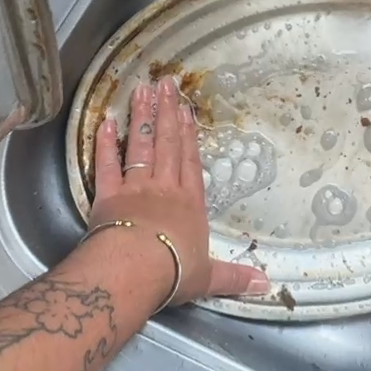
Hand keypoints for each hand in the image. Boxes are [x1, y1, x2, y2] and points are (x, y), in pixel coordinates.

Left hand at [90, 77, 269, 305]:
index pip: (191, 162)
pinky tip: (105, 122)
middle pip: (168, 144)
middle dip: (167, 113)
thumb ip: (233, 277)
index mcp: (190, 204)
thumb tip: (265, 286)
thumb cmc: (174, 271)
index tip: (187, 111)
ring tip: (141, 90)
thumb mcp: (209, 277)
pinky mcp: (108, 196)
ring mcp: (136, 188)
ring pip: (141, 146)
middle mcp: (164, 188)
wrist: (135, 270)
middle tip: (165, 84)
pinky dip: (105, 144)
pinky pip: (107, 165)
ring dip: (142, 118)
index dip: (189, 136)